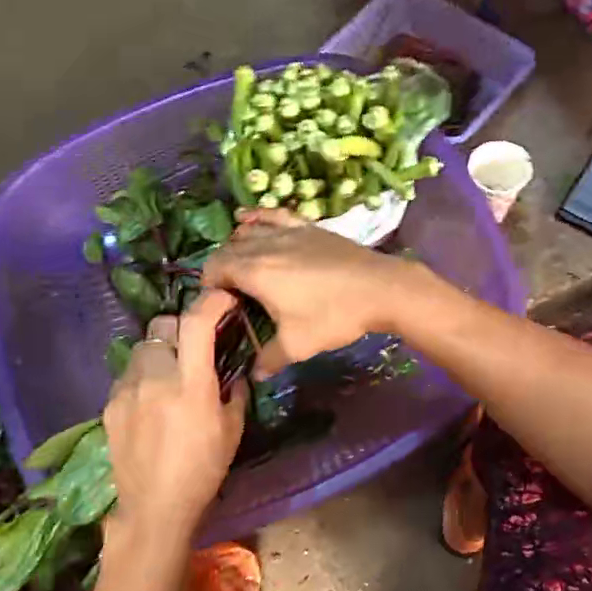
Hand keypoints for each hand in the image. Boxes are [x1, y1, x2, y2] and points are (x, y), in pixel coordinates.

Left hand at [101, 290, 247, 561]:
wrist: (154, 506)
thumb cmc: (205, 468)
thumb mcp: (233, 428)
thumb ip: (234, 392)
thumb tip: (233, 372)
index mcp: (192, 384)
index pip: (196, 324)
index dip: (211, 302)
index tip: (224, 298)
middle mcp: (155, 379)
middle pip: (161, 326)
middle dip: (180, 329)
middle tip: (194, 347)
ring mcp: (126, 391)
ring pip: (141, 348)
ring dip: (160, 352)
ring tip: (171, 375)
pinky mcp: (108, 405)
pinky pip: (128, 374)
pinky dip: (143, 376)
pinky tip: (153, 400)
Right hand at [203, 208, 434, 377]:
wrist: (381, 288)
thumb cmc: (334, 316)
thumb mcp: (298, 345)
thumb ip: (270, 358)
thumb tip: (255, 374)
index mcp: (253, 271)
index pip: (214, 269)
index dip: (209, 287)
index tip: (219, 306)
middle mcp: (264, 244)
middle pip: (229, 249)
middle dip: (223, 269)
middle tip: (233, 294)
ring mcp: (289, 231)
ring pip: (250, 230)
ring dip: (238, 245)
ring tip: (243, 265)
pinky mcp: (310, 227)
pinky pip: (275, 216)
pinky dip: (258, 217)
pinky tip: (251, 219)